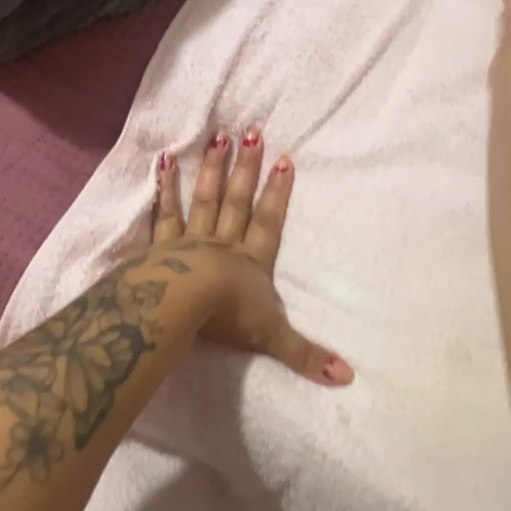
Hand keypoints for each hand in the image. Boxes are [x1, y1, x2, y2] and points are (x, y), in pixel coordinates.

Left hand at [148, 132, 353, 386]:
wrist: (182, 304)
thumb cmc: (227, 317)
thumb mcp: (272, 337)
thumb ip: (306, 354)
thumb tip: (348, 378)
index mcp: (251, 263)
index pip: (268, 222)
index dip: (278, 193)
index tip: (285, 159)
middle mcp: (223, 244)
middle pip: (237, 201)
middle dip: (246, 168)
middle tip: (252, 132)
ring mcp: (191, 241)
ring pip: (204, 199)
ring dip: (213, 169)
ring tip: (218, 136)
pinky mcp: (161, 246)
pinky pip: (165, 212)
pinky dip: (165, 188)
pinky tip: (164, 161)